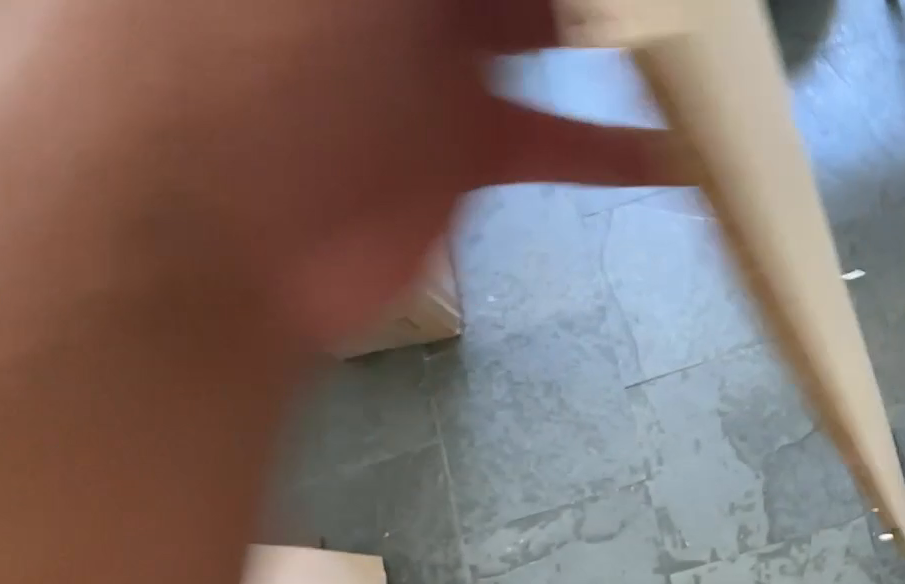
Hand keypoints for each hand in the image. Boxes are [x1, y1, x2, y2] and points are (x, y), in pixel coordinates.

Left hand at [0, 0, 685, 347]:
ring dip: (627, 45)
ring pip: (555, 30)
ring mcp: (437, 55)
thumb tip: (555, 0)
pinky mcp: (467, 145)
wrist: (205, 237)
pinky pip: (562, 138)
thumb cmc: (247, 55)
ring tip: (699, 59)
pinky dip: (621, 152)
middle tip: (687, 9)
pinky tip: (685, 159)